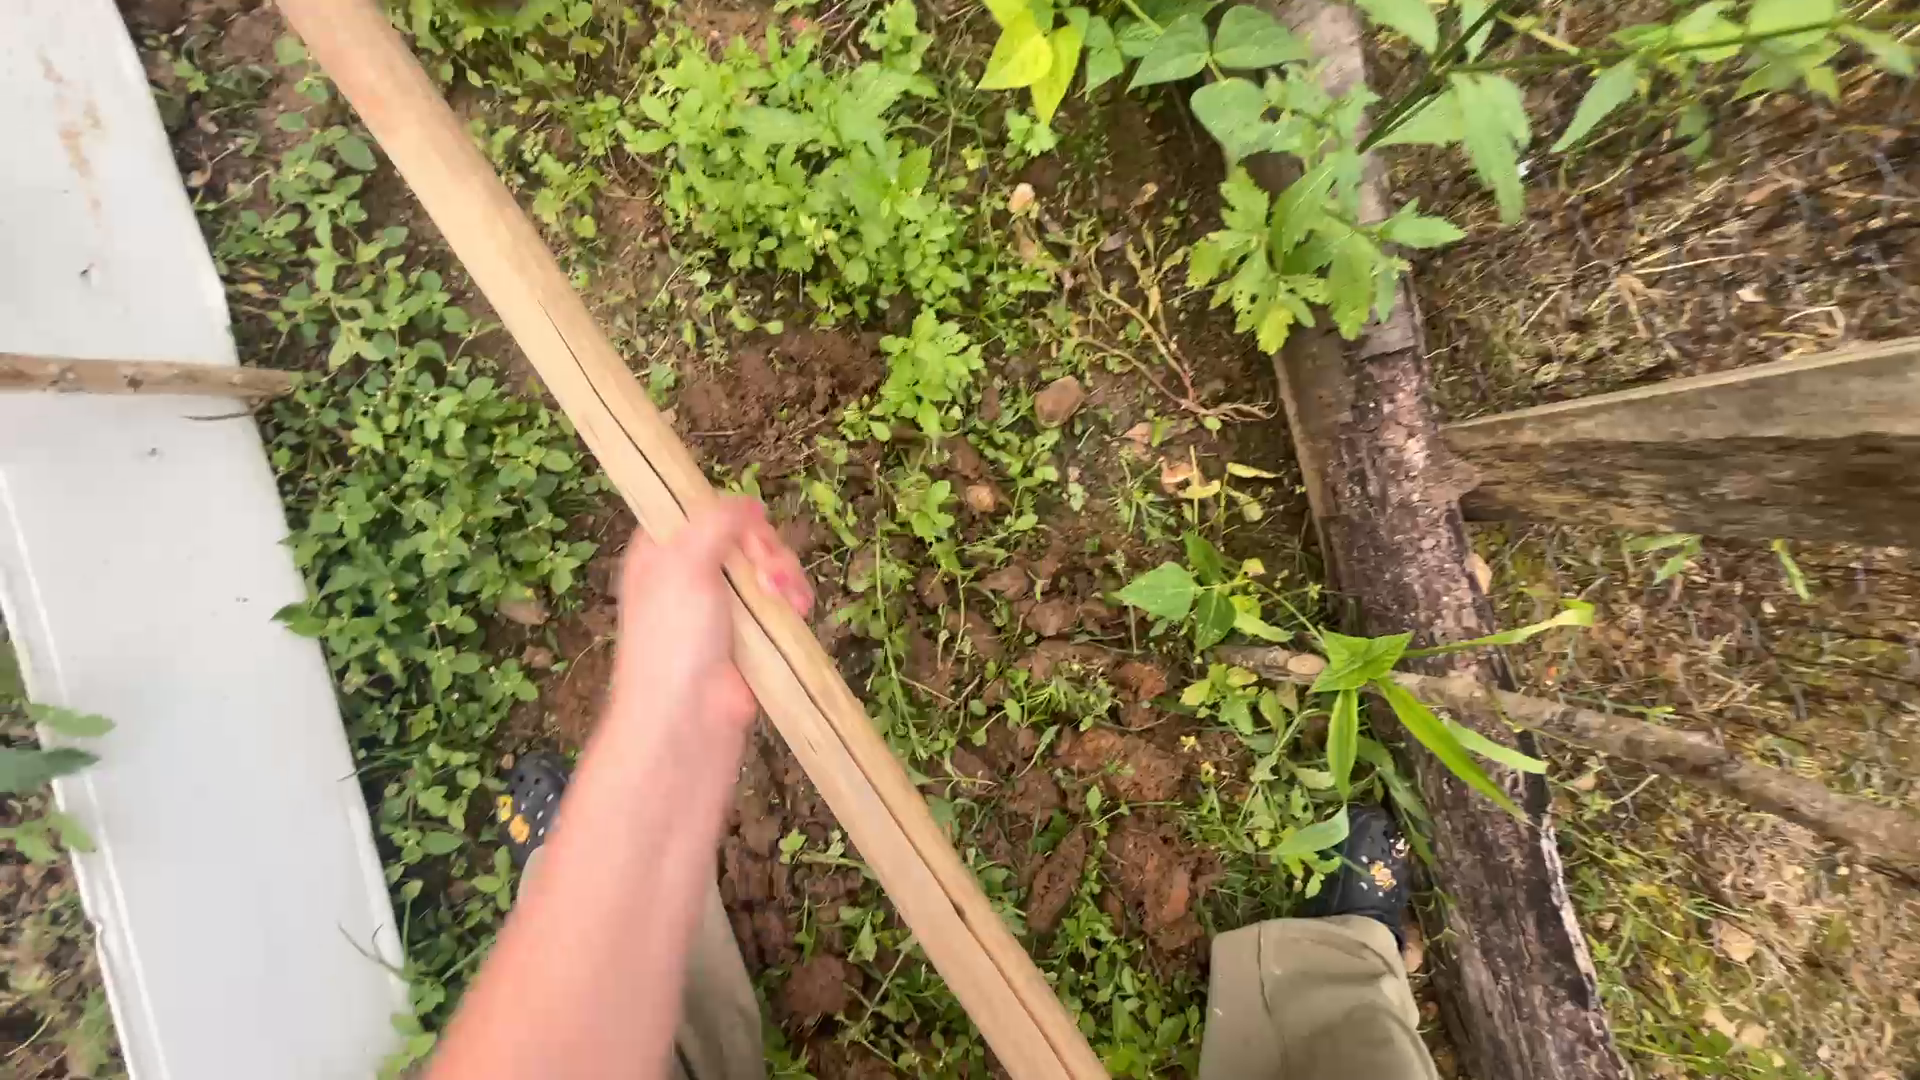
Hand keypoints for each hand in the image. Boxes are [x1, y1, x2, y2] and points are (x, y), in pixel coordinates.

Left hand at [606, 497, 812, 740]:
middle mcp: (691, 573)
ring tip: (791, 599)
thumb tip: (748, 504)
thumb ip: (715, 523)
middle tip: (771, 574)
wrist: (688, 717)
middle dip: (768, 551)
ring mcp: (723, 604)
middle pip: (743, 537)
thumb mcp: (685, 565)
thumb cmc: (674, 638)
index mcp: (663, 551)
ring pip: (767, 567)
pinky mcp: (751, 631)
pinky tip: (799, 611)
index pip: (702, 511)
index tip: (750, 528)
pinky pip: (780, 599)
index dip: (731, 514)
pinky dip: (793, 600)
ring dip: (786, 576)